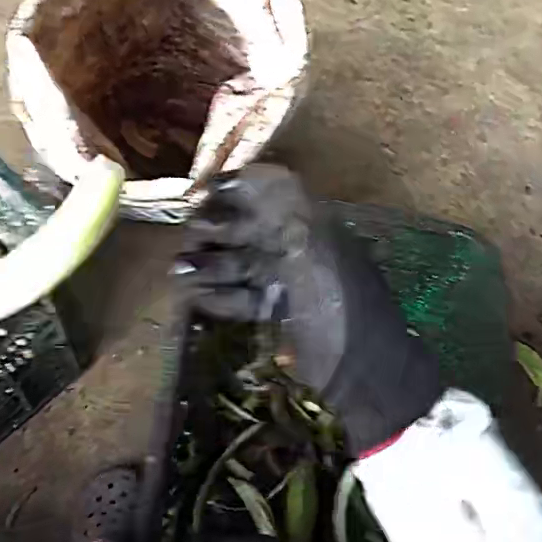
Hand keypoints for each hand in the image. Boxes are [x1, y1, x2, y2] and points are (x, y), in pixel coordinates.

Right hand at [177, 164, 442, 453]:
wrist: (361, 369)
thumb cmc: (338, 304)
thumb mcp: (311, 245)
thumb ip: (282, 205)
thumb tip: (246, 172)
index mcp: (312, 225)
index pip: (265, 195)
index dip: (233, 192)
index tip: (200, 195)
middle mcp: (299, 248)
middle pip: (247, 231)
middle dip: (215, 232)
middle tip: (189, 238)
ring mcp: (288, 284)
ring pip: (241, 266)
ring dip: (210, 267)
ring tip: (180, 271)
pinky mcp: (279, 315)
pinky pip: (245, 299)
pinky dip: (221, 298)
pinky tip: (195, 297)